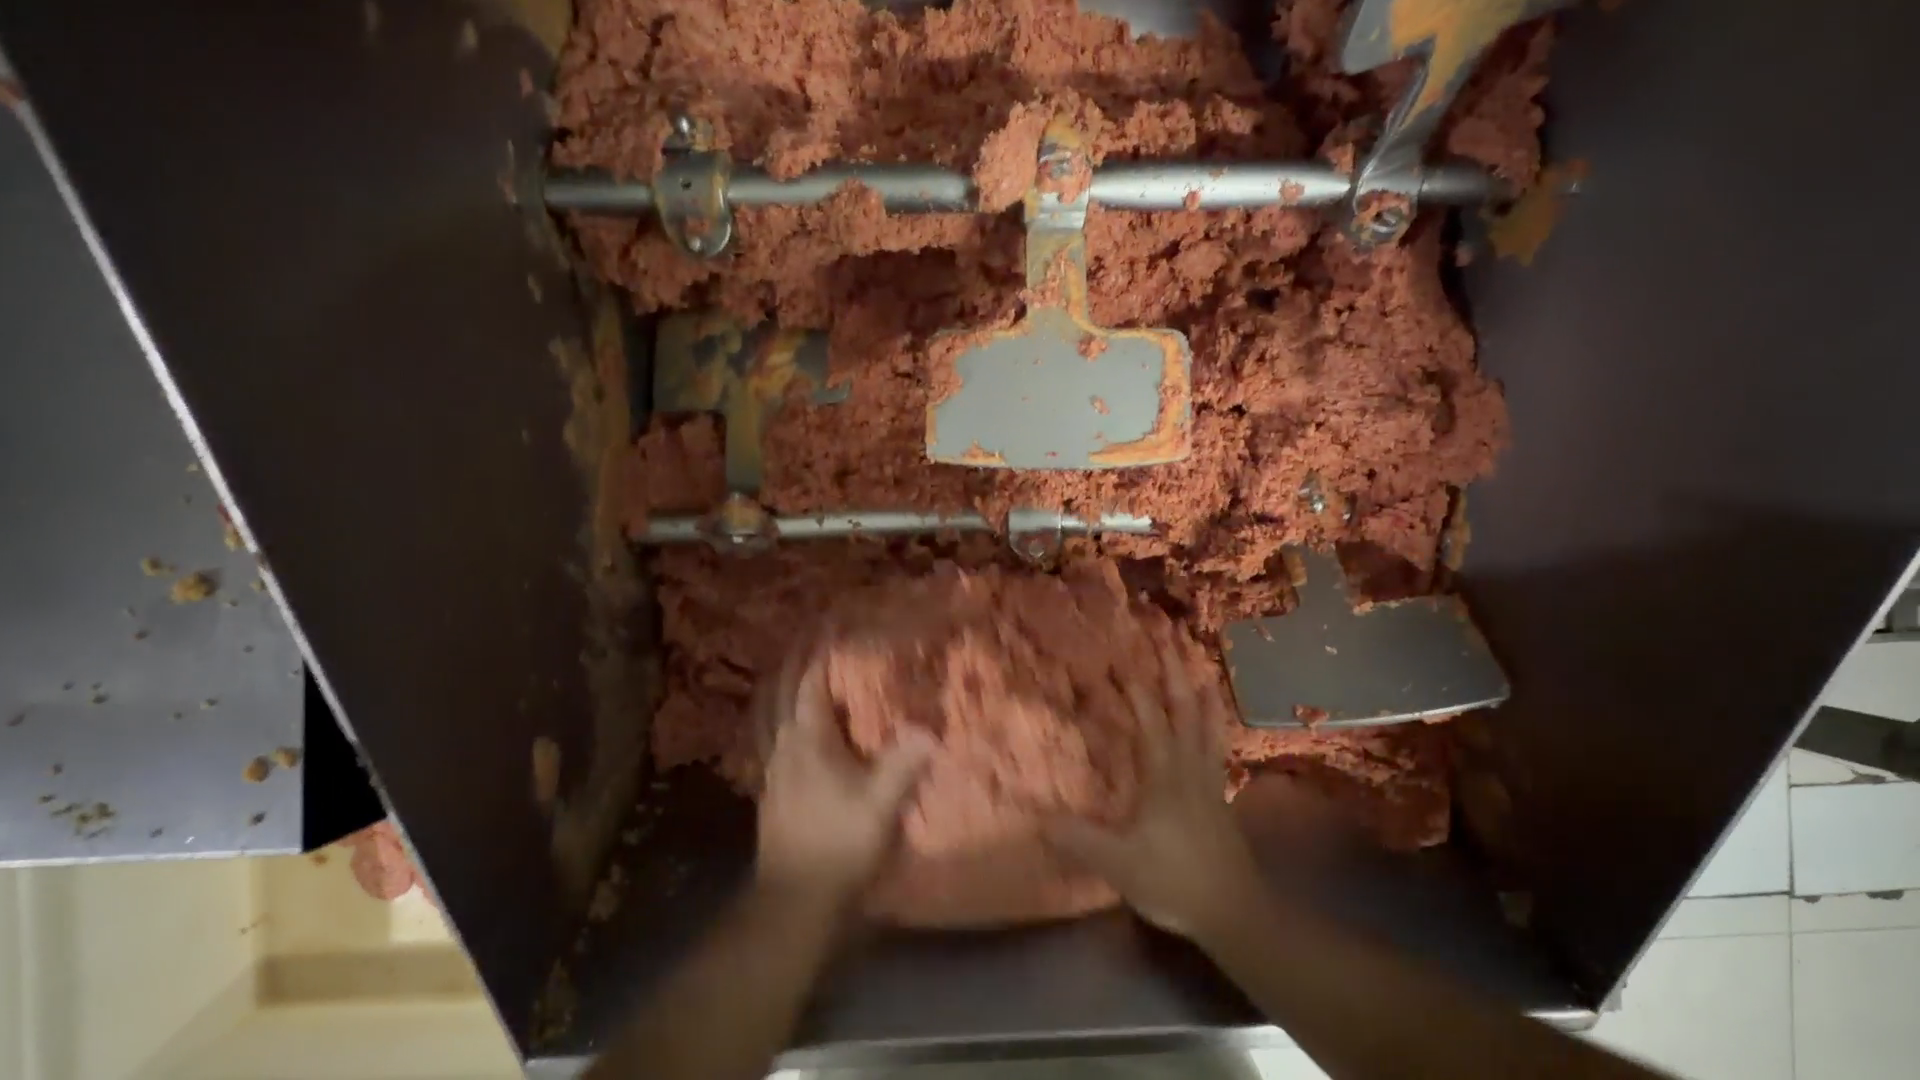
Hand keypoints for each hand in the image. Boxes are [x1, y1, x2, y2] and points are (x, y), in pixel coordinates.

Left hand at [755, 648, 934, 907]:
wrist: (794, 899)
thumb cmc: (838, 844)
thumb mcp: (880, 805)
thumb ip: (903, 763)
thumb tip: (930, 727)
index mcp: (808, 742)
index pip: (810, 686)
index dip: (818, 656)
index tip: (828, 629)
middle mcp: (784, 749)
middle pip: (783, 697)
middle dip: (795, 667)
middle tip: (808, 642)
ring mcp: (773, 773)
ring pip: (771, 720)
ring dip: (780, 693)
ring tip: (791, 676)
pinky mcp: (771, 795)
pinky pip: (772, 743)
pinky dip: (779, 723)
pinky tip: (790, 735)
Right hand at [1045, 656, 1264, 944]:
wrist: (1234, 911)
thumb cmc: (1174, 881)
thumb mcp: (1118, 864)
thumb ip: (1078, 839)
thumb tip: (1036, 816)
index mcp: (1164, 778)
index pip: (1150, 722)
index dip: (1135, 691)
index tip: (1120, 662)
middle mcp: (1189, 770)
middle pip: (1185, 711)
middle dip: (1175, 673)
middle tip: (1169, 639)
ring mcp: (1209, 782)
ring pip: (1206, 725)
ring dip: (1199, 693)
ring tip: (1198, 667)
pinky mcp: (1220, 798)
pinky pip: (1216, 746)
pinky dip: (1213, 724)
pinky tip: (1212, 725)